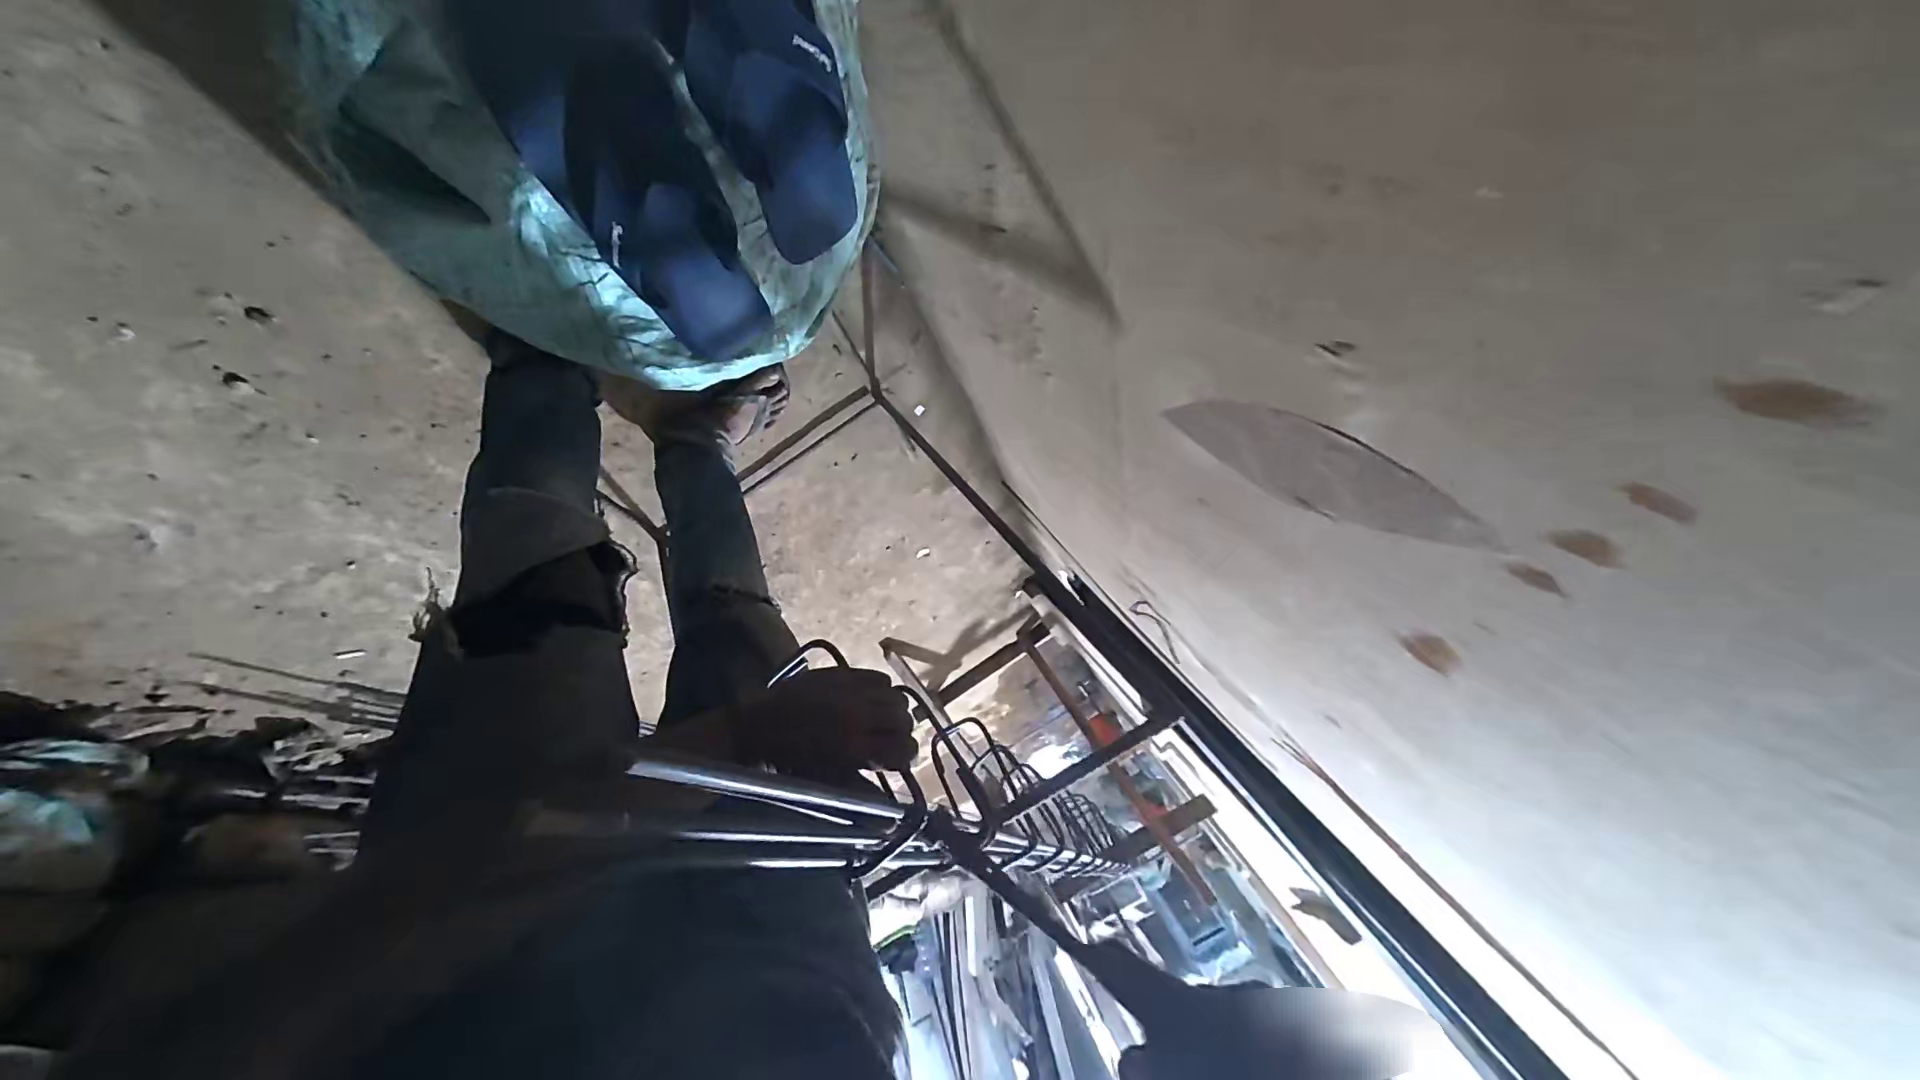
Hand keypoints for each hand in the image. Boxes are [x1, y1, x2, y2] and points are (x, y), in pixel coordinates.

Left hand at [729, 667, 916, 783]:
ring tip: (880, 717)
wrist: (759, 725)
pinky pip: (880, 678)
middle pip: (905, 720)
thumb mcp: (825, 782)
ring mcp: (852, 691)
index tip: (898, 758)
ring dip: (894, 709)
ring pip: (897, 697)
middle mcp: (859, 716)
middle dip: (901, 731)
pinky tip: (868, 699)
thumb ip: (860, 792)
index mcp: (855, 748)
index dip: (906, 755)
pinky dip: (881, 689)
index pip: (905, 748)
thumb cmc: (790, 761)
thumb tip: (891, 815)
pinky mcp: (844, 674)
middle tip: (888, 737)